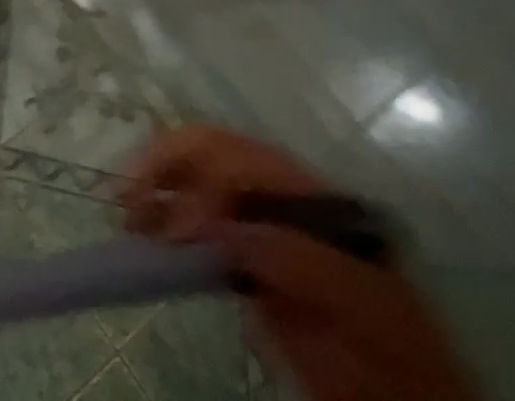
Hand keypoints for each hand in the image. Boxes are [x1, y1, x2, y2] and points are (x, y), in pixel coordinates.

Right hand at [120, 126, 475, 400]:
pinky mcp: (248, 265)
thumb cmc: (390, 357)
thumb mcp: (358, 305)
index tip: (170, 227)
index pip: (242, 157)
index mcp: (316, 201)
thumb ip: (296, 259)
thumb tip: (211, 227)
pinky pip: (198, 227)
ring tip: (126, 218)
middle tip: (124, 202)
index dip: (195, 174)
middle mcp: (284, 204)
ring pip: (197, 185)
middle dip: (162, 168)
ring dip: (156, 191)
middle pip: (211, 157)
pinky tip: (143, 236)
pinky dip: (165, 222)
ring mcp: (264, 233)